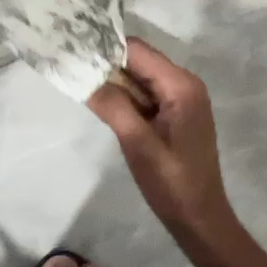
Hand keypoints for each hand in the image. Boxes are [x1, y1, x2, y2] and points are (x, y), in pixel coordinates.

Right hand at [88, 37, 266, 266]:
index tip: (70, 47)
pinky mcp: (172, 113)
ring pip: (136, 76)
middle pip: (136, 59)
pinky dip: (120, 93)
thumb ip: (112, 104)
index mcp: (181, 86)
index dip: (103, 46)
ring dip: (109, 77)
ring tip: (74, 75)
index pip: (136, 50)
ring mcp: (179, 99)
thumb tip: (82, 73)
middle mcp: (184, 84)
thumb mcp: (137, 143)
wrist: (200, 220)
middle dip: (104, 60)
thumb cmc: (172, 183)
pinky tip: (96, 97)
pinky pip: (142, 92)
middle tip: (67, 61)